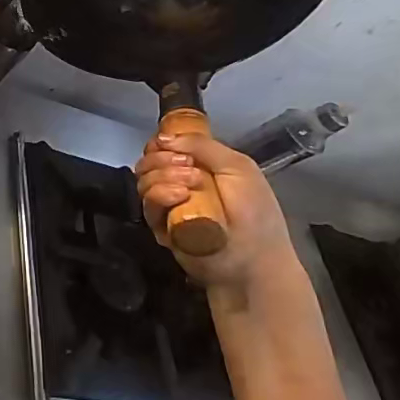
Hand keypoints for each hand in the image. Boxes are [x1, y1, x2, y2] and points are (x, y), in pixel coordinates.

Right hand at [135, 131, 300, 296]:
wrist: (252, 261)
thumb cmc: (254, 213)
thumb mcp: (238, 166)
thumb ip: (202, 146)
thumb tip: (163, 137)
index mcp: (199, 166)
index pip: (166, 146)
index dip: (163, 143)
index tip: (170, 145)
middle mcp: (179, 183)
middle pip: (149, 161)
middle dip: (162, 159)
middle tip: (187, 167)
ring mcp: (168, 205)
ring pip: (144, 180)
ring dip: (163, 176)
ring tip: (188, 187)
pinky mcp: (159, 227)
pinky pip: (147, 204)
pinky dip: (160, 195)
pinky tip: (179, 198)